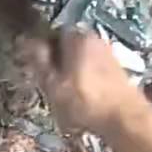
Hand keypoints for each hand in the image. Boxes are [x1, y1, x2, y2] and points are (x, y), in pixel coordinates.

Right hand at [20, 29, 151, 141]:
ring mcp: (109, 53)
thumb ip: (39, 60)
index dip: (41, 50)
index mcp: (78, 37)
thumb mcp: (53, 84)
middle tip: (48, 82)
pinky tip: (82, 96)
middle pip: (68, 45)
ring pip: (81, 58)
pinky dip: (84, 77)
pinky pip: (93, 68)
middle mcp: (95, 39)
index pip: (52, 33)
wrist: (126, 119)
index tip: (35, 67)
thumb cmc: (84, 101)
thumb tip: (26, 42)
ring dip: (70, 70)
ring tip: (64, 93)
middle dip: (56, 60)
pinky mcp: (118, 69)